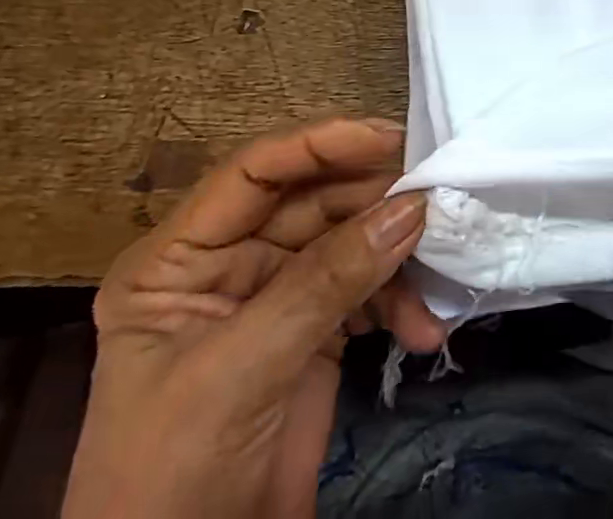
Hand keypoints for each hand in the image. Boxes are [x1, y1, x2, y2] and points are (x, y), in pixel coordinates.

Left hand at [62, 119, 446, 518]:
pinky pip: (369, 290)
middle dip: (376, 203)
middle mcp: (230, 263)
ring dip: (398, 258)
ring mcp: (278, 296)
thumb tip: (410, 209)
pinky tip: (423, 331)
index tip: (393, 138)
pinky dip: (401, 303)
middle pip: (315, 202)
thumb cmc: (173, 473)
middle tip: (437, 203)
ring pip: (352, 243)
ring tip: (439, 272)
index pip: (255, 173)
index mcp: (179, 258)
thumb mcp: (242, 369)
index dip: (322, 144)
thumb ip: (326, 282)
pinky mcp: (317, 329)